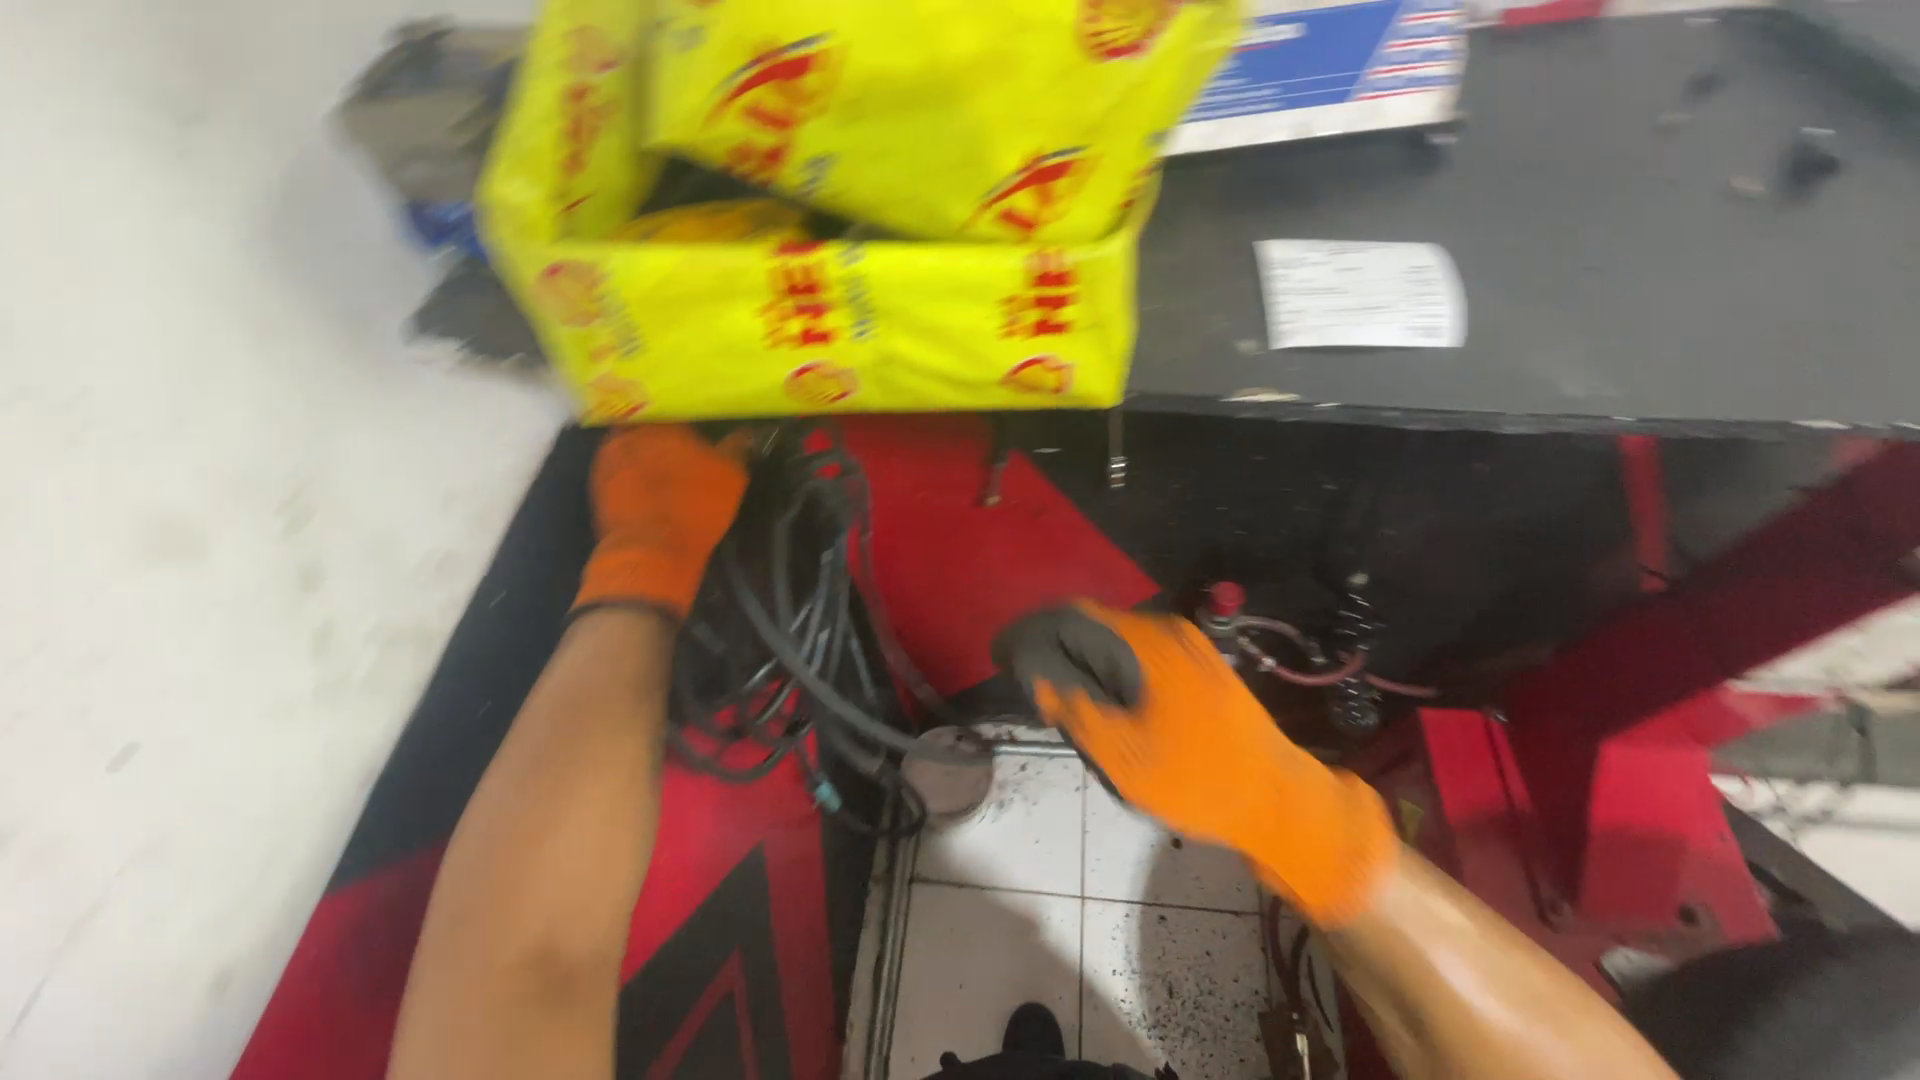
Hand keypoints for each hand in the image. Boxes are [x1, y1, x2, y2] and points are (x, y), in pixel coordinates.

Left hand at [574, 425, 749, 620]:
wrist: (651, 551)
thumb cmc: (696, 507)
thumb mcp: (731, 476)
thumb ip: (737, 448)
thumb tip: (747, 432)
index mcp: (667, 422)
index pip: (678, 407)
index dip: (691, 418)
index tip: (700, 430)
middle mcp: (633, 430)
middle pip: (649, 422)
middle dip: (663, 431)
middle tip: (680, 446)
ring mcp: (609, 456)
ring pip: (630, 443)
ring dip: (644, 450)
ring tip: (662, 466)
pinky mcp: (597, 482)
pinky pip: (618, 467)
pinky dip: (631, 472)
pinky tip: (646, 486)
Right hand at [994, 601, 1395, 924]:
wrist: (1279, 801)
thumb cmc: (1198, 780)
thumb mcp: (1122, 753)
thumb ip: (1072, 704)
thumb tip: (1030, 667)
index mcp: (1147, 644)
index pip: (1069, 616)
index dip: (1027, 632)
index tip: (999, 656)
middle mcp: (1167, 631)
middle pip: (1091, 623)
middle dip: (1051, 648)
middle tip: (1026, 684)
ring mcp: (1187, 646)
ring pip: (1113, 639)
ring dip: (1079, 660)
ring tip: (1058, 698)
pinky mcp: (1197, 665)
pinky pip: (1136, 653)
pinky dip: (1107, 668)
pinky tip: (1099, 701)